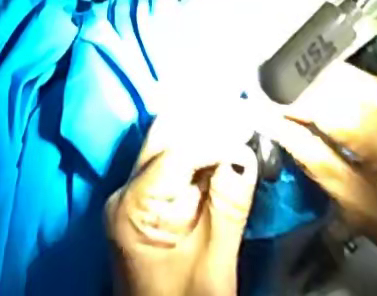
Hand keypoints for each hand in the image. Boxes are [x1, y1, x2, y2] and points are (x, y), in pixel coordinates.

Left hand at [106, 111, 258, 295]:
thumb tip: (246, 149)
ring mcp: (133, 192)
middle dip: (207, 118)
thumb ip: (229, 203)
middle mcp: (126, 189)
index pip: (177, 151)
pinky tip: (224, 138)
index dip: (216, 134)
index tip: (251, 122)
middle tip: (247, 110)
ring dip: (204, 127)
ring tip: (240, 118)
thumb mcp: (214, 265)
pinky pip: (174, 158)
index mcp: (133, 206)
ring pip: (169, 139)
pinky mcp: (148, 198)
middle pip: (167, 135)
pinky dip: (200, 146)